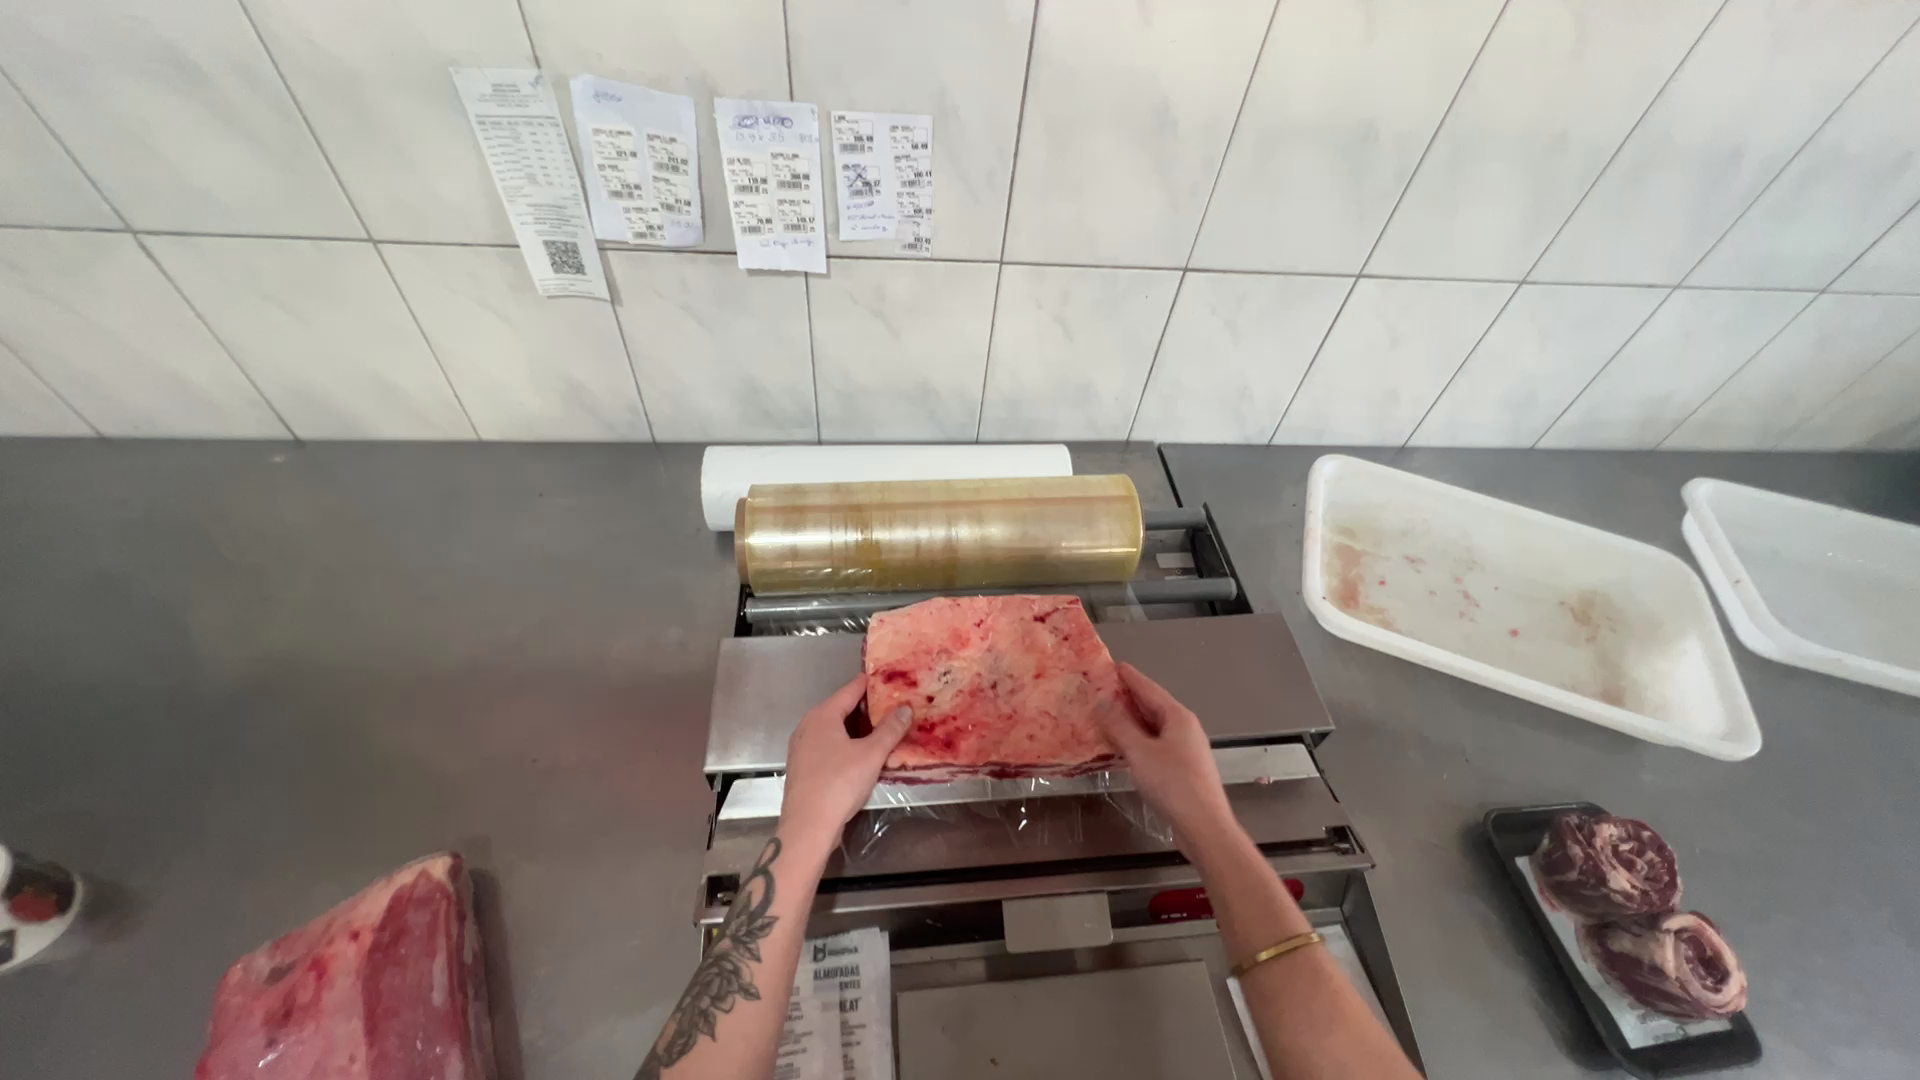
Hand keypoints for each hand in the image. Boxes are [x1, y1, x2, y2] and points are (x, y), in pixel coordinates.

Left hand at [780, 674, 912, 854]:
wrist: (808, 826)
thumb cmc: (839, 783)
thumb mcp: (872, 754)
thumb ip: (890, 729)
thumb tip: (905, 709)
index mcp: (822, 715)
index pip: (850, 689)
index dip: (871, 683)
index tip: (890, 679)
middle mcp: (808, 726)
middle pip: (842, 709)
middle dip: (867, 709)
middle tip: (893, 708)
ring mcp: (802, 748)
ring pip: (835, 730)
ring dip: (858, 730)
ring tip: (883, 731)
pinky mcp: (803, 767)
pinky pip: (829, 747)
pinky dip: (846, 745)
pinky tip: (863, 756)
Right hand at [1098, 662, 1236, 853]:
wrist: (1203, 826)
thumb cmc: (1172, 784)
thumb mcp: (1140, 751)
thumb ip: (1119, 724)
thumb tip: (1102, 699)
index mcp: (1177, 716)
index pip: (1148, 688)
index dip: (1128, 677)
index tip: (1110, 664)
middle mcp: (1184, 727)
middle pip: (1151, 706)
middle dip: (1126, 698)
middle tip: (1100, 690)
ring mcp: (1184, 748)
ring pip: (1152, 727)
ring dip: (1129, 721)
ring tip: (1104, 715)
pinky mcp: (1181, 768)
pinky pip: (1154, 744)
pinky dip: (1136, 740)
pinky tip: (1121, 746)